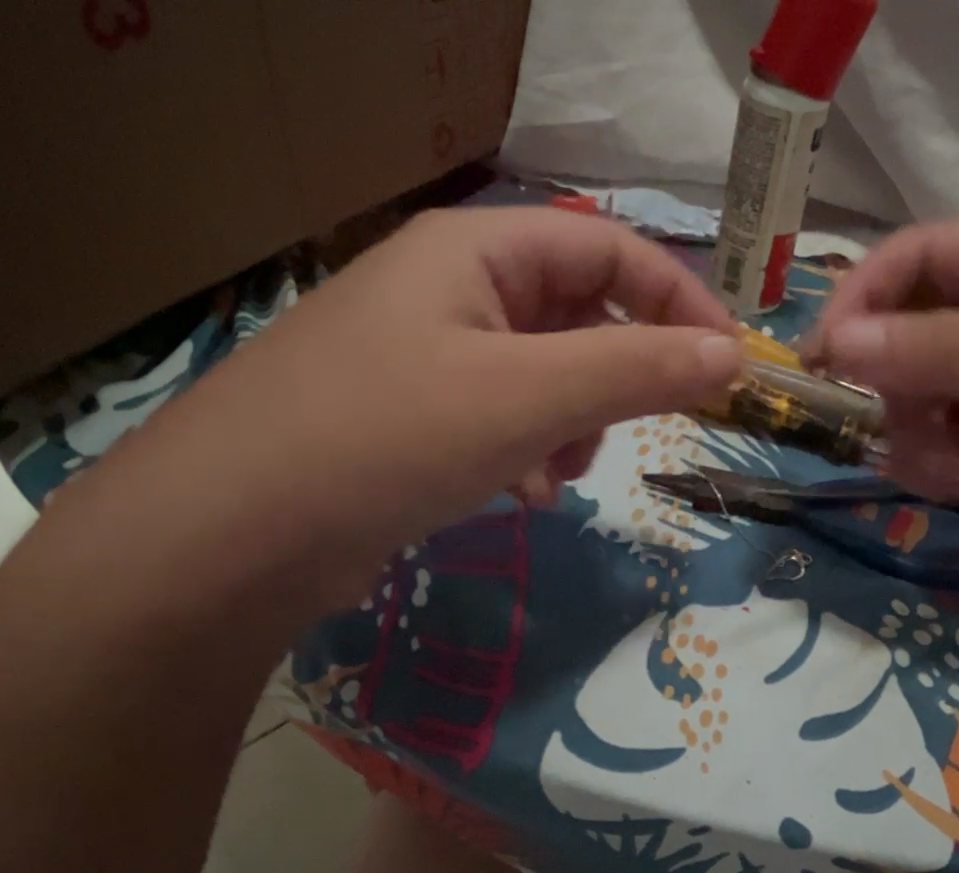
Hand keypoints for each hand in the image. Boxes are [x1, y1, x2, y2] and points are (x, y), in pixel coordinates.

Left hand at [83, 207, 742, 610]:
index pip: (610, 250)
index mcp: (476, 252)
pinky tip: (520, 494)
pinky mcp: (407, 417)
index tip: (727, 366)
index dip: (678, 300)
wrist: (228, 535)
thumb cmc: (387, 438)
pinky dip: (528, 451)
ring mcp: (423, 355)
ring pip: (542, 374)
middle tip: (635, 432)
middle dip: (617, 376)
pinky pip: (500, 418)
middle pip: (576, 313)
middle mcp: (449, 289)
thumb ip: (636, 371)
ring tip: (560, 475)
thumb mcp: (527, 399)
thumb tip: (730, 356)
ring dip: (573, 423)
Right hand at [814, 216, 958, 554]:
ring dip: (902, 427)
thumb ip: (950, 351)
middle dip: (880, 375)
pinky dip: (919, 458)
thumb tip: (838, 342)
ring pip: (905, 384)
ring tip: (931, 470)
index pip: (918, 255)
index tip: (826, 353)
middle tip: (864, 423)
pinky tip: (942, 484)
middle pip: (899, 322)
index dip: (863, 294)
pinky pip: (925, 432)